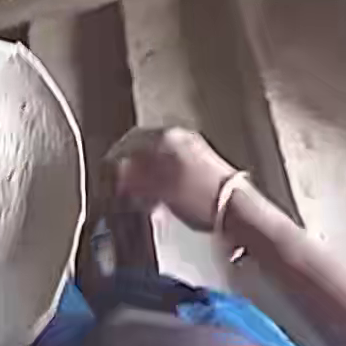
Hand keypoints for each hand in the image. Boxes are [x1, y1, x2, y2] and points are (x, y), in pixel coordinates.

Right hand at [106, 126, 238, 231]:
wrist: (238, 210)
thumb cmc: (200, 197)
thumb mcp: (158, 189)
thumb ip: (133, 177)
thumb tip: (116, 172)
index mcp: (166, 136)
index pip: (130, 141)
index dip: (116, 158)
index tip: (107, 173)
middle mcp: (178, 136)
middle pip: (144, 147)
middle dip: (130, 167)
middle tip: (120, 186)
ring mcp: (192, 148)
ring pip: (158, 157)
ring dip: (145, 175)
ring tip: (139, 196)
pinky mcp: (203, 163)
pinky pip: (171, 165)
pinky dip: (160, 179)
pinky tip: (160, 197)